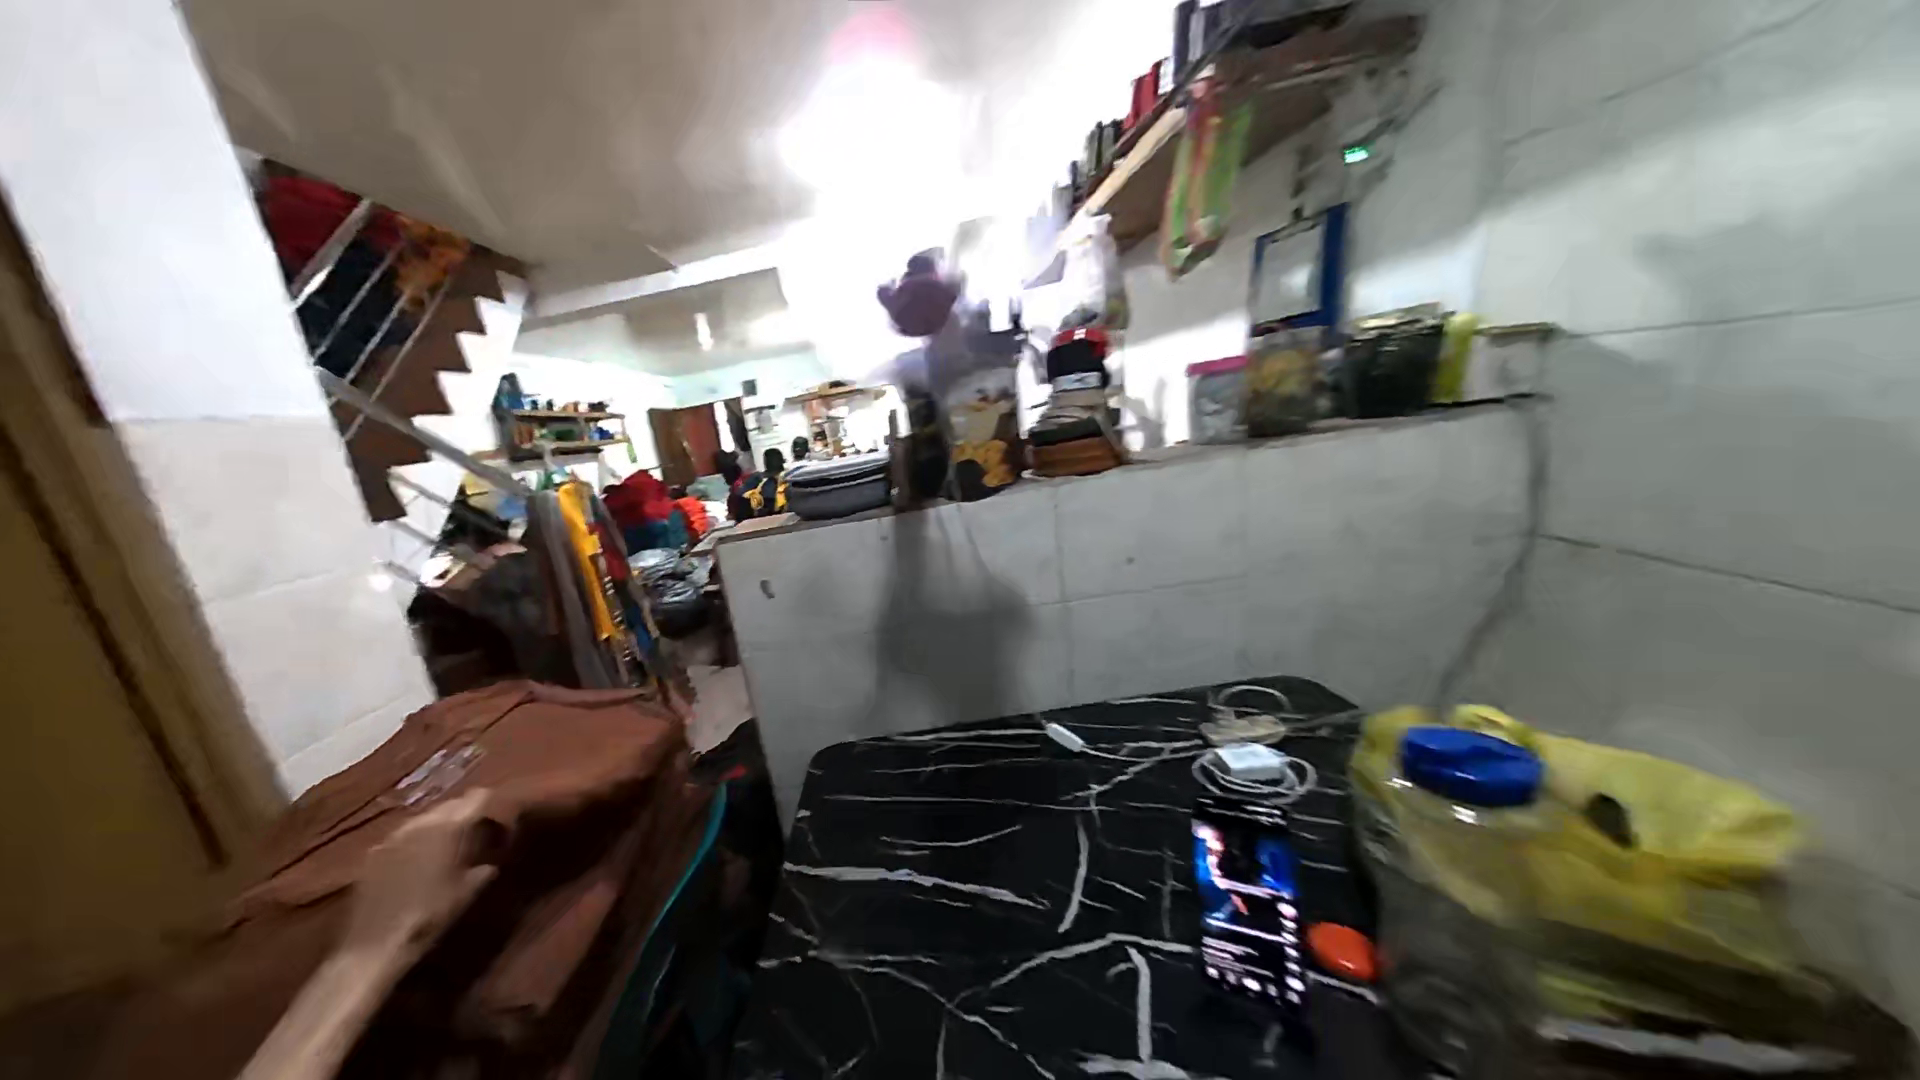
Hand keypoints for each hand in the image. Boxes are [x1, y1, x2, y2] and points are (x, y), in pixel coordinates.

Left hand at [343, 788, 495, 955]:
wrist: (374, 946)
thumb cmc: (430, 914)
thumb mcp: (469, 890)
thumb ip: (484, 867)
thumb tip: (491, 861)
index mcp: (448, 828)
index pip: (475, 798)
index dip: (489, 799)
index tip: (499, 806)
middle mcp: (420, 825)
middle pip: (448, 805)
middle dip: (464, 810)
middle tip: (477, 823)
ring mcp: (392, 838)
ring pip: (424, 818)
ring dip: (439, 822)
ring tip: (449, 838)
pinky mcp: (372, 855)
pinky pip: (402, 835)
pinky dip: (416, 838)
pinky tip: (419, 855)